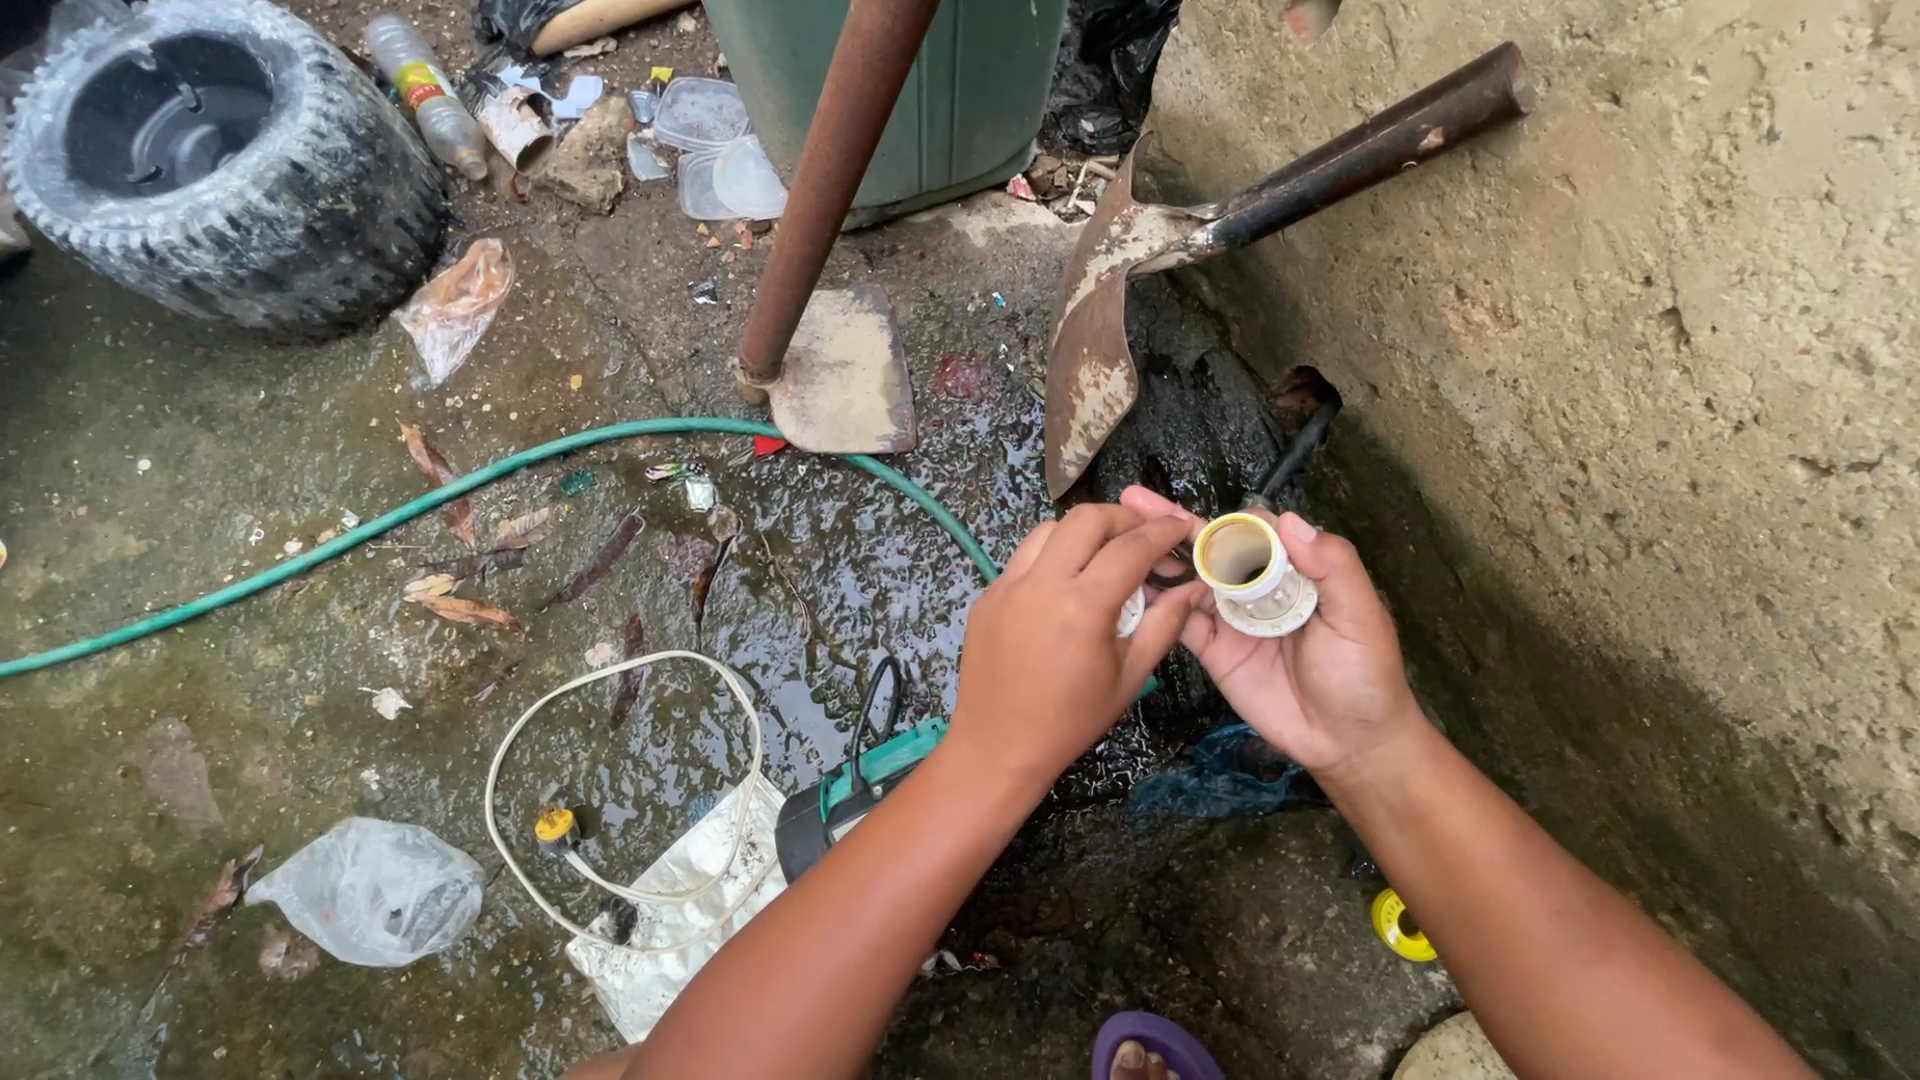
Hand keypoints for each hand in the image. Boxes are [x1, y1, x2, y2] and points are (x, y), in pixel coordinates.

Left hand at [952, 504, 1195, 789]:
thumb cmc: (1070, 720)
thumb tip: (1191, 589)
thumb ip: (1163, 625)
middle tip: (1144, 536)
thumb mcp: (1129, 677)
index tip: (1180, 528)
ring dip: (1083, 532)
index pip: (1130, 548)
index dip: (1162, 532)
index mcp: (1081, 607)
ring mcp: (1006, 586)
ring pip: (1048, 530)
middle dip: (1123, 518)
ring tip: (1105, 555)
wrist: (998, 745)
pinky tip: (1066, 583)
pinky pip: (1024, 557)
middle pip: (1086, 519)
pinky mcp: (987, 595)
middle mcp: (1040, 584)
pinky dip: (1052, 556)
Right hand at [1120, 486, 1420, 774]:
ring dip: (1155, 558)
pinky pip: (1177, 622)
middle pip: (1211, 548)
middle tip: (1132, 500)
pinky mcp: (1211, 649)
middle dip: (1172, 523)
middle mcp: (1256, 586)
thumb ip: (1333, 567)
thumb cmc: (1363, 675)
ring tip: (1115, 538)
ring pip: (1188, 579)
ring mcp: (1229, 617)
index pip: (1253, 532)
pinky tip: (1125, 587)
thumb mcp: (1360, 616)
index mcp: (1293, 570)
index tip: (1198, 520)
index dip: (1224, 523)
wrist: (1347, 744)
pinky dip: (1154, 605)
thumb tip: (1289, 520)